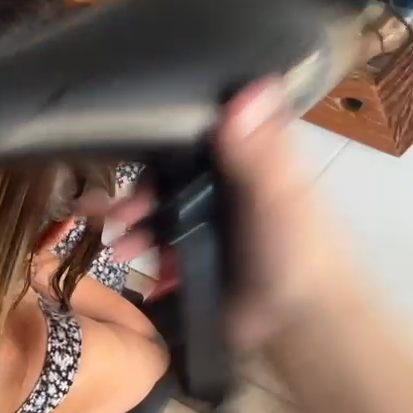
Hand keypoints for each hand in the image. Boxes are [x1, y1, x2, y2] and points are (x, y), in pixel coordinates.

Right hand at [86, 79, 350, 347]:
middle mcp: (225, 194)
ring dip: (130, 228)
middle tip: (115, 214)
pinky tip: (129, 261)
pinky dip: (140, 254)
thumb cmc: (297, 253)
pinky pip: (157, 251)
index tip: (137, 159)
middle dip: (136, 197)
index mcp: (249, 168)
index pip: (197, 145)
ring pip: (157, 217)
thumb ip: (259, 149)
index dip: (164, 149)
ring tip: (117, 245)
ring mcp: (207, 230)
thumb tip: (247, 88)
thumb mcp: (278, 194)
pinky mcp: (193, 261)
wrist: (295, 324)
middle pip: (167, 184)